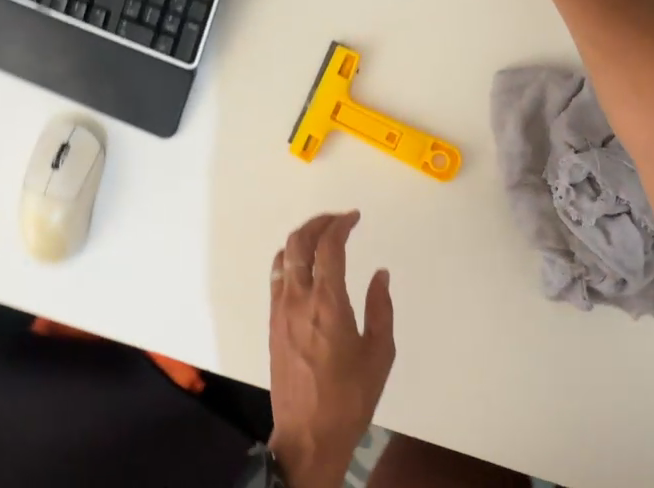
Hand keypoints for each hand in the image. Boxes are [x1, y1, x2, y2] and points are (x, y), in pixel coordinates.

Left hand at [268, 212, 394, 487]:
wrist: (308, 435)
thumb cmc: (350, 397)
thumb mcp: (379, 354)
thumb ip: (381, 308)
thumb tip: (380, 274)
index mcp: (327, 303)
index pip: (328, 247)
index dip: (341, 225)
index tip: (354, 217)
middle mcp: (298, 299)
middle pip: (299, 242)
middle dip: (318, 223)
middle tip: (339, 220)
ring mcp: (280, 310)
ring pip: (284, 257)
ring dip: (302, 238)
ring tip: (322, 237)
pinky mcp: (272, 323)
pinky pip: (277, 277)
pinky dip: (291, 259)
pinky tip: (306, 266)